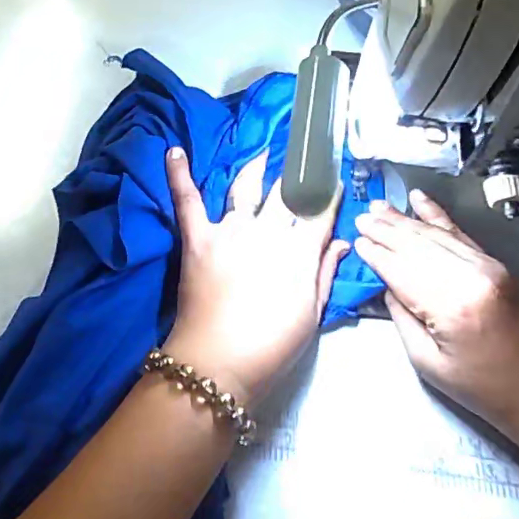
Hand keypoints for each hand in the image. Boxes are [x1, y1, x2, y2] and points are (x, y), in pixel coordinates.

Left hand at [162, 147, 344, 405]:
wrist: (218, 367)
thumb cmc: (272, 346)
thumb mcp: (312, 314)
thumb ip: (326, 272)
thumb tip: (345, 241)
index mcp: (300, 250)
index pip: (320, 212)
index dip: (329, 193)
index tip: (334, 176)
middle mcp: (269, 231)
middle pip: (287, 193)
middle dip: (298, 174)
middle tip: (303, 157)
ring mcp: (232, 231)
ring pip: (246, 187)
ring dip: (255, 166)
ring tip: (262, 151)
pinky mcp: (199, 237)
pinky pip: (189, 201)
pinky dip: (180, 175)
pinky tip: (173, 151)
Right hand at [352, 190, 518, 461]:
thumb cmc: (486, 390)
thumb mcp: (431, 365)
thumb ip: (405, 319)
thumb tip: (388, 285)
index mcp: (450, 306)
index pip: (402, 270)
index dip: (377, 254)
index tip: (356, 239)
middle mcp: (469, 275)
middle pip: (418, 246)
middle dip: (387, 230)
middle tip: (361, 217)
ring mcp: (486, 265)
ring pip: (436, 235)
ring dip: (406, 220)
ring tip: (380, 207)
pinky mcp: (496, 263)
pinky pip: (460, 234)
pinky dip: (438, 216)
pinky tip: (420, 201)